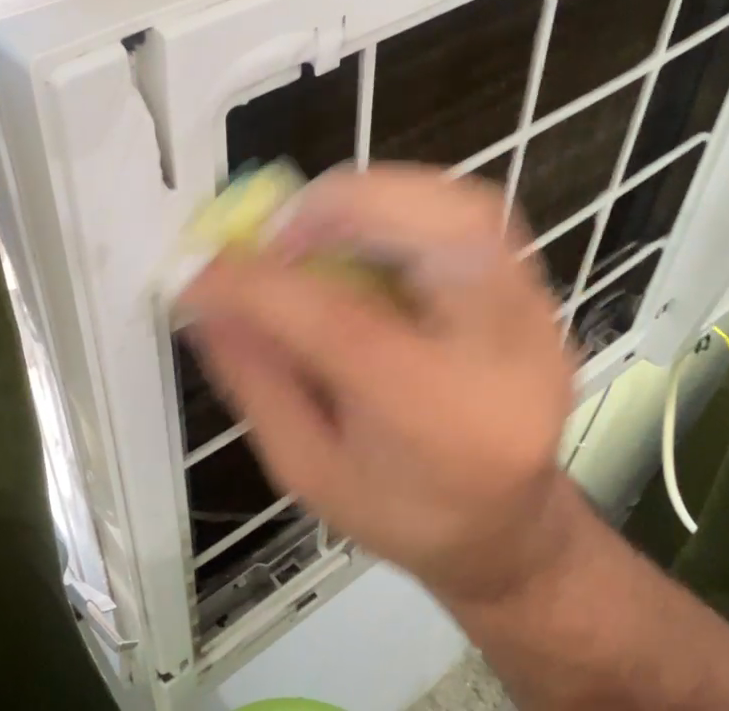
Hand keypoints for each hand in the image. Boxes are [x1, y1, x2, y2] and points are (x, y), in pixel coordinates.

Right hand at [178, 165, 582, 606]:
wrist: (508, 531)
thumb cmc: (401, 513)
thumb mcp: (305, 467)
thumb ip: (254, 378)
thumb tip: (203, 298)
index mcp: (440, 419)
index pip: (343, 323)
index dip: (256, 285)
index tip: (195, 274)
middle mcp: (505, 355)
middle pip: (440, 231)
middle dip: (339, 208)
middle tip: (269, 232)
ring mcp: (533, 316)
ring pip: (462, 206)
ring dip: (371, 197)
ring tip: (308, 227)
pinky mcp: (533, 293)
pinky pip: (469, 216)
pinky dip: (401, 204)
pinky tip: (356, 233)